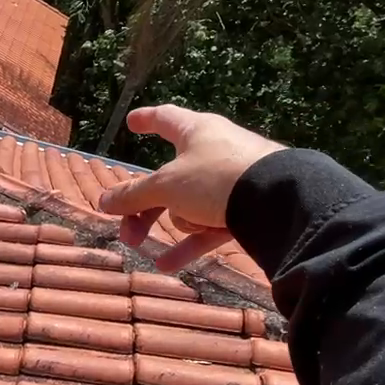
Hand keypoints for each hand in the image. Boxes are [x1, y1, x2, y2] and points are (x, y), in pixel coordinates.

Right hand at [97, 104, 284, 272]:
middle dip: (142, 208)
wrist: (281, 203)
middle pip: (167, 180)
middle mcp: (215, 152)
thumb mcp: (164, 187)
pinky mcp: (247, 209)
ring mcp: (233, 182)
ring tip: (145, 247)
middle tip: (125, 231)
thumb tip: (103, 201)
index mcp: (197, 133)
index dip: (147, 120)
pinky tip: (167, 265)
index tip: (132, 121)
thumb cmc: (216, 179)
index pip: (166, 119)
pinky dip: (189, 244)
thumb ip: (132, 195)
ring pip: (186, 205)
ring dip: (168, 226)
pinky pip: (208, 226)